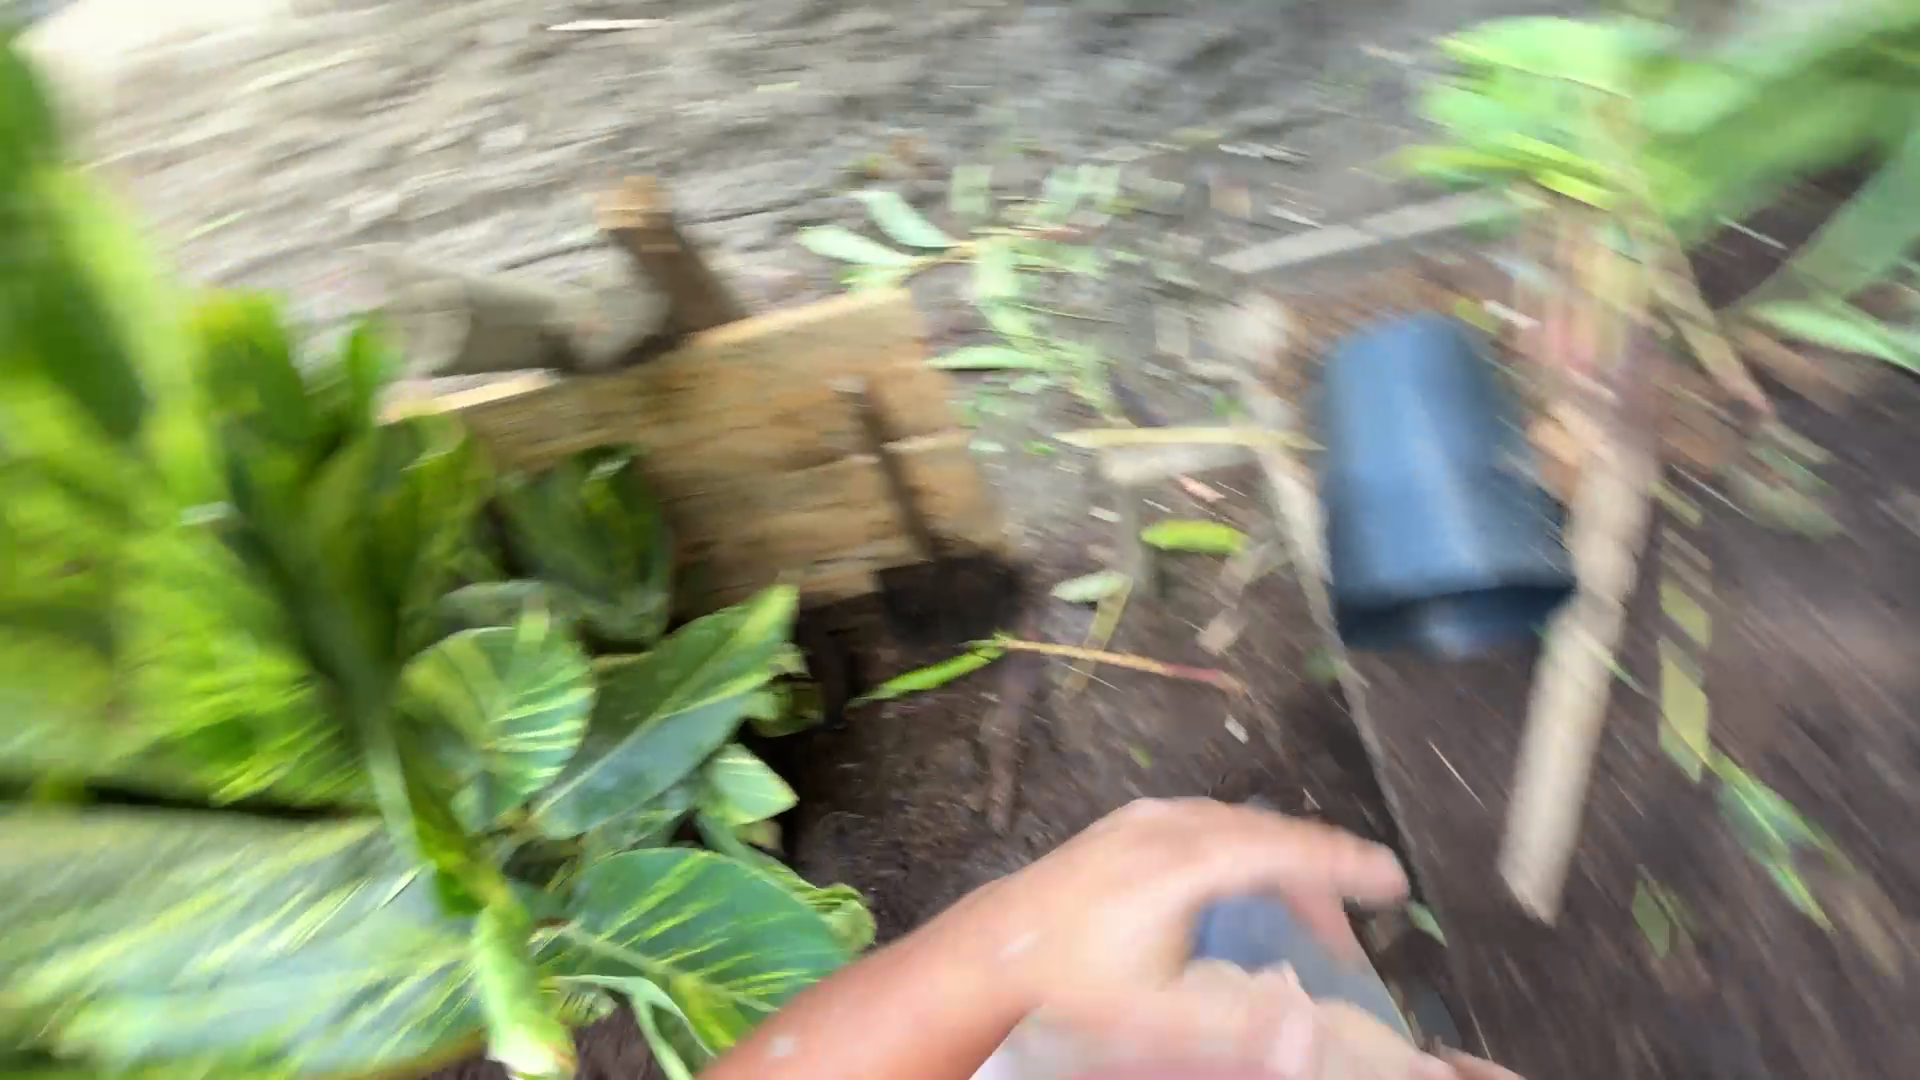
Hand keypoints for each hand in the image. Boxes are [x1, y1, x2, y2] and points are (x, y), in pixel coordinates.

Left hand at [920, 798, 1416, 1073]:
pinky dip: (1238, 843)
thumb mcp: (1157, 1019)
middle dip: (1313, 864)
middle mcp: (1163, 827)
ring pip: (1229, 822)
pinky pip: (1200, 820)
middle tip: (1355, 910)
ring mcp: (1139, 820)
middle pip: (1257, 831)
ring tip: (1306, 904)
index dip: (1336, 861)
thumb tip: (1310, 1035)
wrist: (998, 948)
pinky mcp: (1124, 826)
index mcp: (1179, 864)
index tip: (1388, 876)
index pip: (1275, 851)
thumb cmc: (1075, 984)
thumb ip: (1237, 1028)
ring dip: (1275, 855)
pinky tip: (1241, 876)